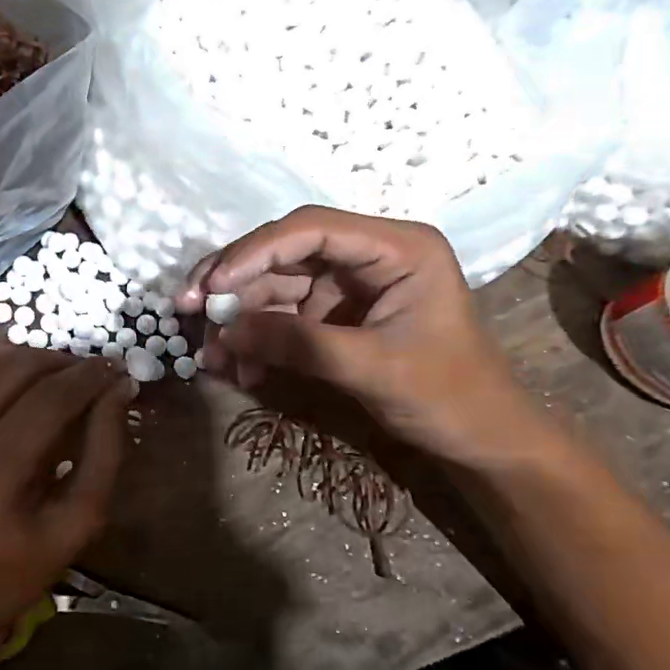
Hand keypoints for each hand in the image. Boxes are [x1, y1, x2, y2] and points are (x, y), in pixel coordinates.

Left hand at [0, 342, 134, 643]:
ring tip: (66, 375)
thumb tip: (120, 388)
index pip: (47, 401)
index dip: (88, 377)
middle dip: (64, 361)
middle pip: (15, 369)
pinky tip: (28, 373)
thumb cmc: (20, 566)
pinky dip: (0, 360)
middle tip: (95, 372)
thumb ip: (106, 450)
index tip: (118, 368)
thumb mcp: (80, 522)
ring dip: (35, 356)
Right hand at [174, 206, 558, 470]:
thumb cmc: (448, 396)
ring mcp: (347, 286)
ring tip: (209, 354)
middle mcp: (367, 256)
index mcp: (396, 249)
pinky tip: (235, 367)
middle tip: (187, 307)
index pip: (311, 228)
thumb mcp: (372, 367)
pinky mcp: (333, 315)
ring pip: (274, 287)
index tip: (213, 285)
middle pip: (283, 253)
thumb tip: (226, 331)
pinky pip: (282, 317)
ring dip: (238, 319)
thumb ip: (300, 344)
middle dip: (234, 283)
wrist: (482, 440)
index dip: (255, 251)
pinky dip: (256, 340)